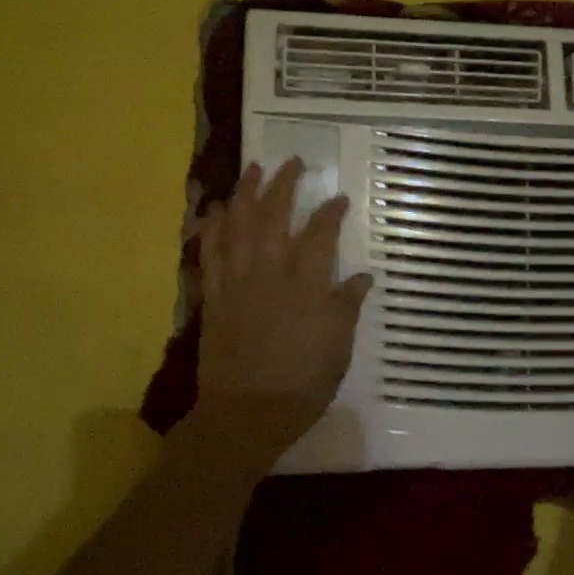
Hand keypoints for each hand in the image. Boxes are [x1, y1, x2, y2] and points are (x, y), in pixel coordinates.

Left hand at [191, 158, 373, 467]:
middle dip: (283, 185)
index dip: (330, 213)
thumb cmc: (301, 384)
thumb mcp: (338, 348)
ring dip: (245, 194)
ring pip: (238, 226)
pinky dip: (213, 228)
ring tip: (251, 170)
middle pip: (274, 217)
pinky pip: (211, 253)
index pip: (320, 235)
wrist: (246, 412)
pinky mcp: (214, 297)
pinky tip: (216, 212)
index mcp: (306, 285)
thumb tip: (362, 276)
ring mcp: (237, 282)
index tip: (338, 197)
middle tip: (290, 161)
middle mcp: (270, 273)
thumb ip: (347, 307)